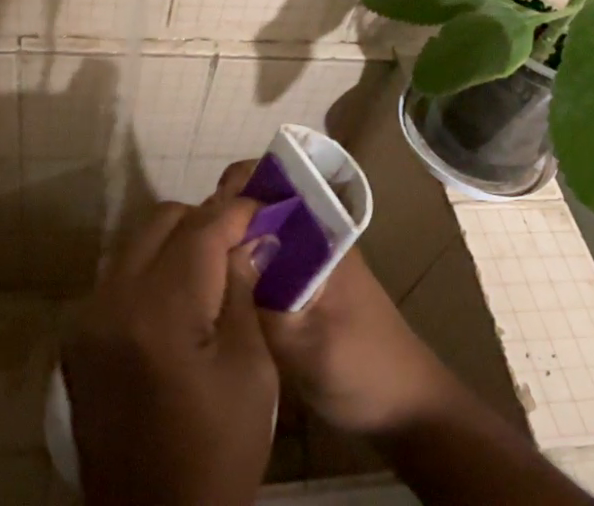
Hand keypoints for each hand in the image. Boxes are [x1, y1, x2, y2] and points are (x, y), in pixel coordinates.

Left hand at [61, 193, 278, 505]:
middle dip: (204, 220)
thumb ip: (243, 292)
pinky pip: (116, 279)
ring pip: (134, 246)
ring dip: (175, 242)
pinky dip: (149, 271)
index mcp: (159, 312)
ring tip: (214, 264)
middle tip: (242, 238)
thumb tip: (250, 239)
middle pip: (160, 224)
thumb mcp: (251, 371)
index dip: (236, 211)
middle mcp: (111, 302)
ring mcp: (86, 320)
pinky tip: (178, 297)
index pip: (200, 231)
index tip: (266, 204)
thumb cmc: (220, 449)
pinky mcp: (77, 340)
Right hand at [213, 161, 453, 436]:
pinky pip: (259, 260)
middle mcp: (311, 234)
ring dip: (224, 244)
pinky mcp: (300, 286)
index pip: (271, 183)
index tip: (195, 225)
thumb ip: (263, 295)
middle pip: (257, 203)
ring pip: (254, 232)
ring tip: (191, 275)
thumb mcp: (304, 344)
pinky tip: (212, 293)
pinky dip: (234, 268)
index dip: (230, 193)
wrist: (407, 411)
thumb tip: (219, 246)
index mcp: (320, 231)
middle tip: (186, 257)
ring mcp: (306, 260)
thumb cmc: (363, 373)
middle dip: (219, 219)